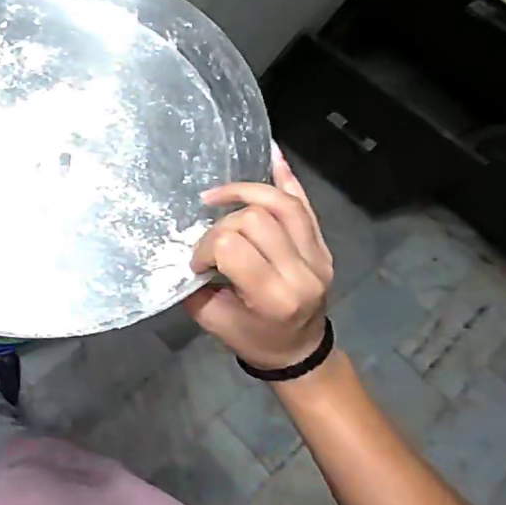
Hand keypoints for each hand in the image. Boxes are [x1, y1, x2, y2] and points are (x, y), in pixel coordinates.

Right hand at [186, 145, 334, 369]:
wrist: (299, 350)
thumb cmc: (253, 339)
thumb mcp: (213, 320)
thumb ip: (195, 283)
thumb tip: (183, 246)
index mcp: (274, 295)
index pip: (231, 245)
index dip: (205, 248)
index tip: (198, 264)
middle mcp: (302, 271)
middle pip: (255, 218)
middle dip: (221, 224)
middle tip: (210, 245)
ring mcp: (318, 255)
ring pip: (281, 203)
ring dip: (245, 192)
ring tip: (218, 197)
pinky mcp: (322, 244)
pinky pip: (304, 203)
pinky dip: (287, 177)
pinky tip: (271, 154)